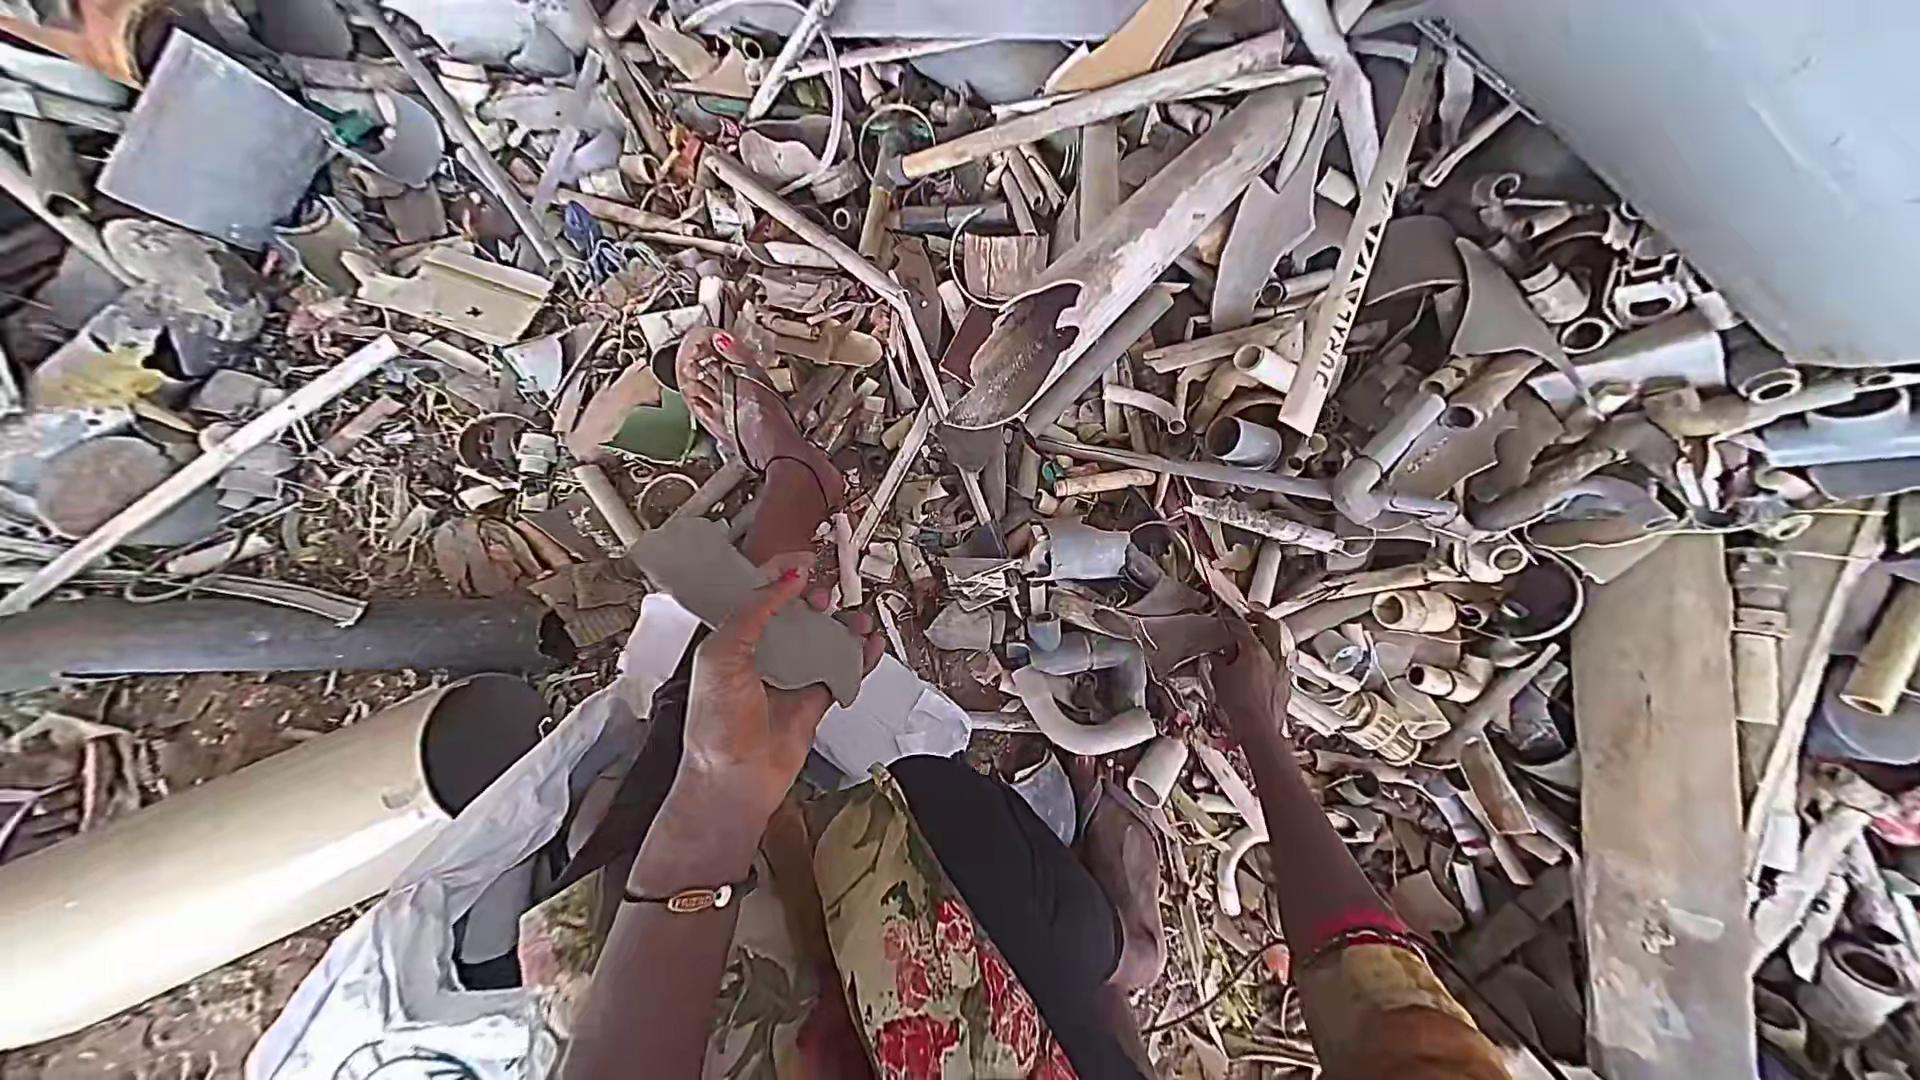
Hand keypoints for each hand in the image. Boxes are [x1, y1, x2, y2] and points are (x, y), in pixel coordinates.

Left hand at [678, 553, 882, 822]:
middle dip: (817, 599)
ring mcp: (792, 675)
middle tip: (827, 595)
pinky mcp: (814, 697)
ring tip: (858, 618)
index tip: (803, 563)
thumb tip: (786, 579)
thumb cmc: (715, 724)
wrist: (734, 779)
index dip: (781, 574)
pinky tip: (870, 645)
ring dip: (845, 626)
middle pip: (799, 614)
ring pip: (825, 639)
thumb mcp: (724, 654)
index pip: (759, 594)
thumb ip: (754, 612)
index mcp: (735, 639)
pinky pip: (842, 670)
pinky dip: (861, 657)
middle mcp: (764, 653)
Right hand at [1214, 616, 1290, 747]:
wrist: (1259, 732)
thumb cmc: (1240, 707)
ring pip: (1278, 644)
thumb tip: (1218, 656)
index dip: (1231, 621)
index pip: (1242, 627)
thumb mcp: (1219, 678)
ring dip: (1267, 639)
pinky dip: (1270, 659)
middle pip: (1271, 627)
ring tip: (1255, 642)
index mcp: (1255, 651)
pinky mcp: (1286, 685)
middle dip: (1260, 619)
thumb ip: (1219, 661)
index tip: (1225, 620)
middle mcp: (1273, 657)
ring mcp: (1282, 671)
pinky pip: (1280, 663)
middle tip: (1250, 618)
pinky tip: (1260, 667)